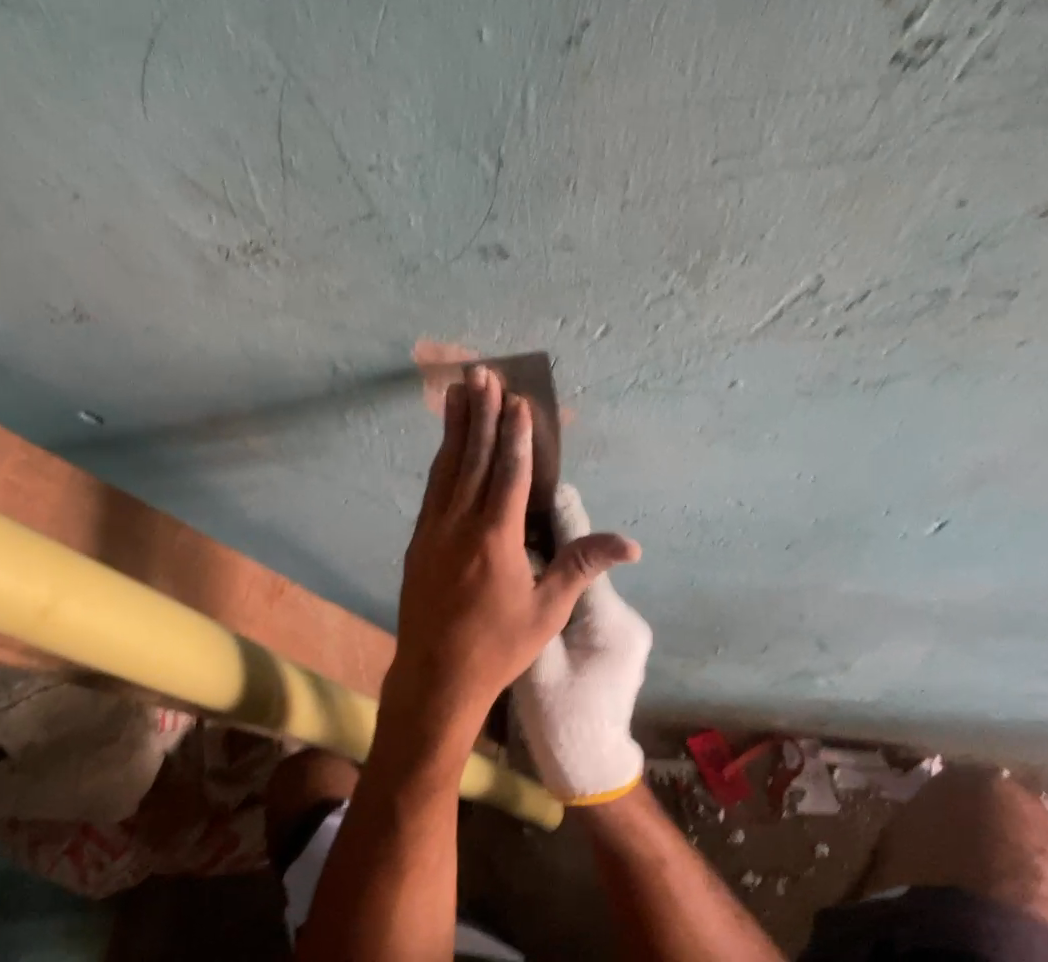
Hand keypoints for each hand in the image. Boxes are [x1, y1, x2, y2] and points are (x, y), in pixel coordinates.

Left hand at [385, 365, 639, 739]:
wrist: (436, 674)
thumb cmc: (498, 646)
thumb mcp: (547, 611)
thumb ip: (580, 567)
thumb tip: (630, 544)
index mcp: (494, 538)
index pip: (507, 473)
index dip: (513, 434)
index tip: (515, 399)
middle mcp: (459, 524)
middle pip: (472, 458)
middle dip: (480, 414)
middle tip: (482, 374)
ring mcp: (433, 530)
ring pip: (446, 468)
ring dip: (454, 428)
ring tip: (458, 392)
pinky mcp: (418, 540)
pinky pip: (432, 489)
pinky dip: (441, 461)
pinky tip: (445, 446)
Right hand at [515, 484, 652, 803]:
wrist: (593, 771)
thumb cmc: (561, 721)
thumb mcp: (538, 662)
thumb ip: (531, 605)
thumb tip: (520, 553)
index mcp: (605, 618)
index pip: (582, 553)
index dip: (561, 515)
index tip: (544, 478)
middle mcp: (622, 615)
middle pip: (582, 562)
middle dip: (550, 536)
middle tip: (510, 506)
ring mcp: (621, 628)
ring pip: (581, 581)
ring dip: (552, 562)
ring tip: (512, 537)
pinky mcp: (613, 639)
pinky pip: (582, 601)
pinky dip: (558, 587)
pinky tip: (528, 582)